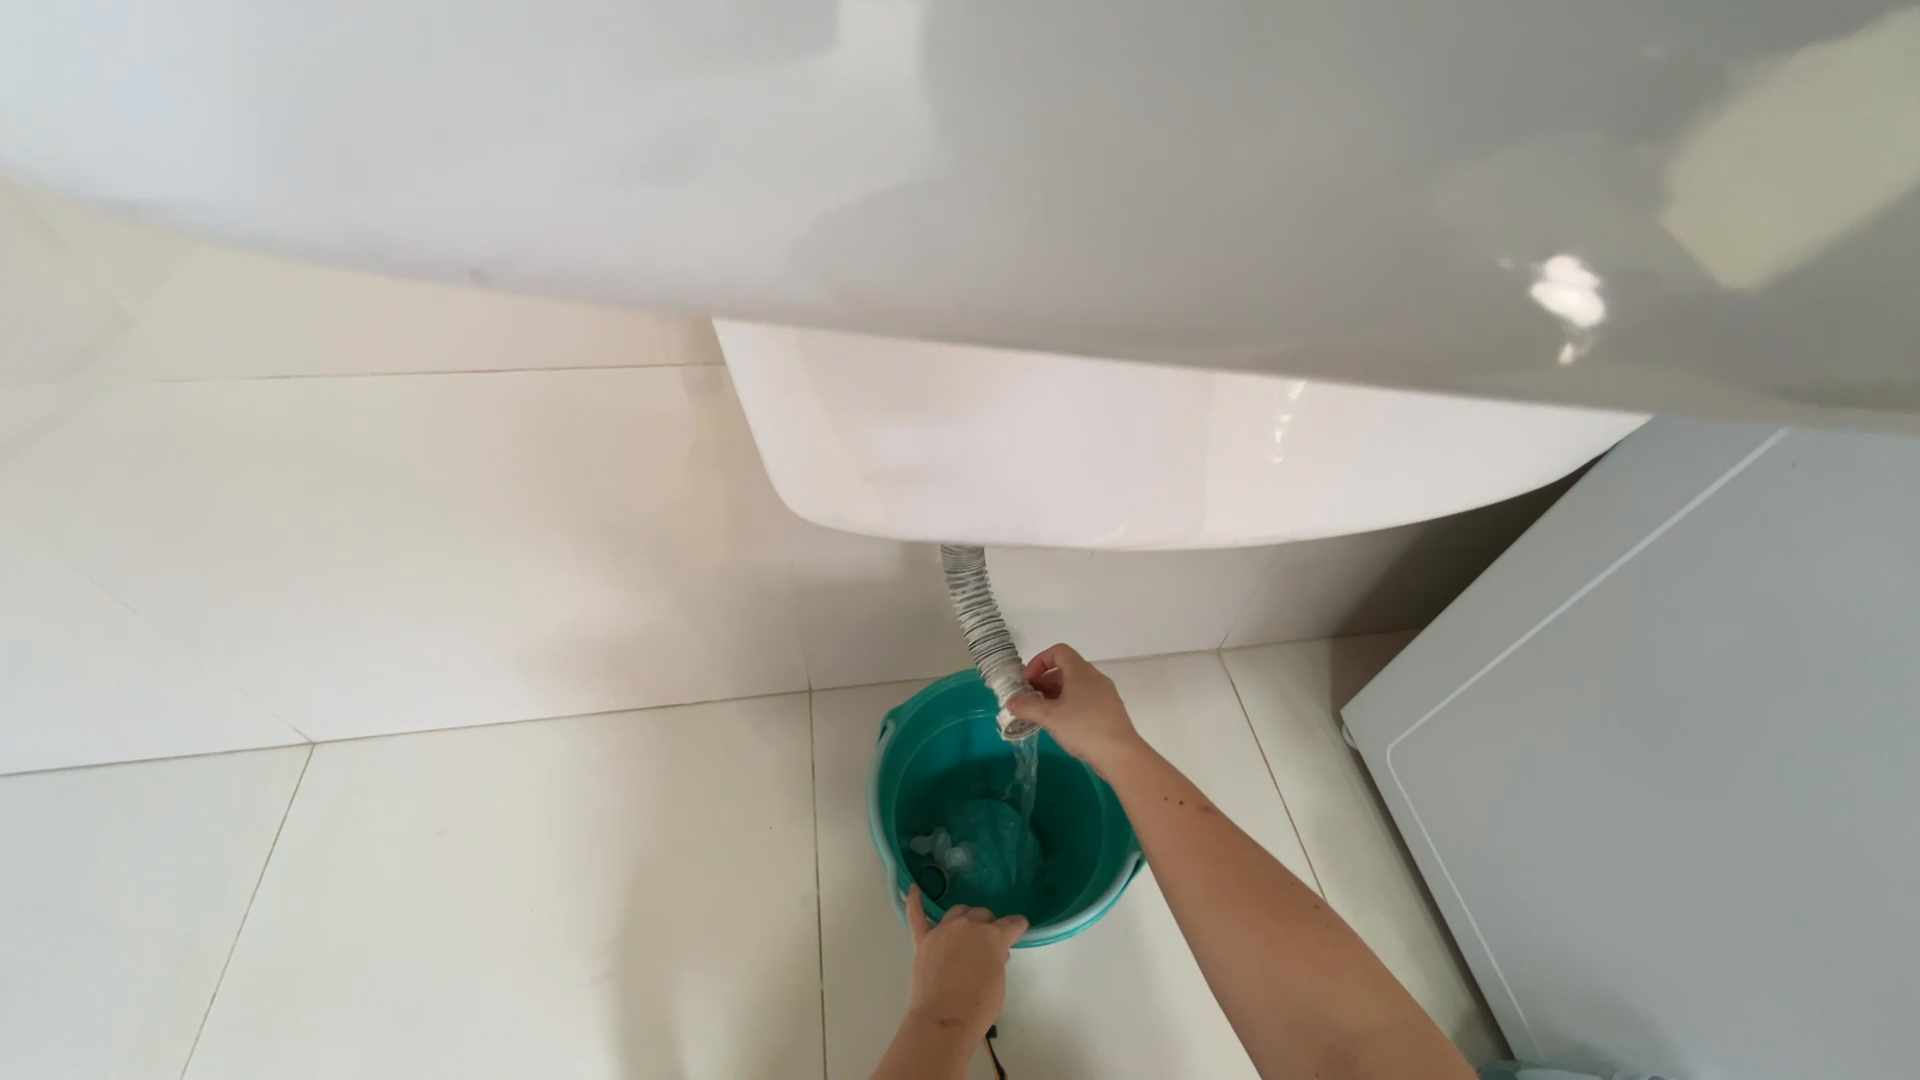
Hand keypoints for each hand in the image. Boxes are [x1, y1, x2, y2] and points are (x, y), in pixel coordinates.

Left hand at [903, 885, 1027, 1038]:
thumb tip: (995, 953)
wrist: (944, 1021)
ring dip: (965, 917)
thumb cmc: (978, 1008)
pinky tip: (914, 890)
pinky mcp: (923, 939)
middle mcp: (969, 926)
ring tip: (965, 927)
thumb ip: (997, 962)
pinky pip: (916, 915)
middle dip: (988, 923)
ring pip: (957, 912)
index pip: (1011, 924)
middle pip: (982, 914)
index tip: (1020, 926)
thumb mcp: (998, 985)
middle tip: (987, 938)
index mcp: (993, 937)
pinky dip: (915, 902)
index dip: (1017, 925)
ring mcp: (943, 930)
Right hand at [1008, 643, 1145, 774]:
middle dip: (1042, 682)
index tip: (1026, 681)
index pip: (1058, 652)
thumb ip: (1027, 707)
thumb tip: (1011, 703)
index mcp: (1081, 671)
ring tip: (1039, 714)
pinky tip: (1059, 724)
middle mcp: (1094, 678)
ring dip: (1053, 696)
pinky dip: (1067, 706)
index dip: (1038, 662)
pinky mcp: (1108, 711)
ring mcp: (1104, 695)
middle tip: (1027, 700)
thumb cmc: (1083, 727)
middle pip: (1064, 670)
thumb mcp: (1049, 716)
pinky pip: (1083, 700)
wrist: (1120, 755)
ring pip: (1073, 687)